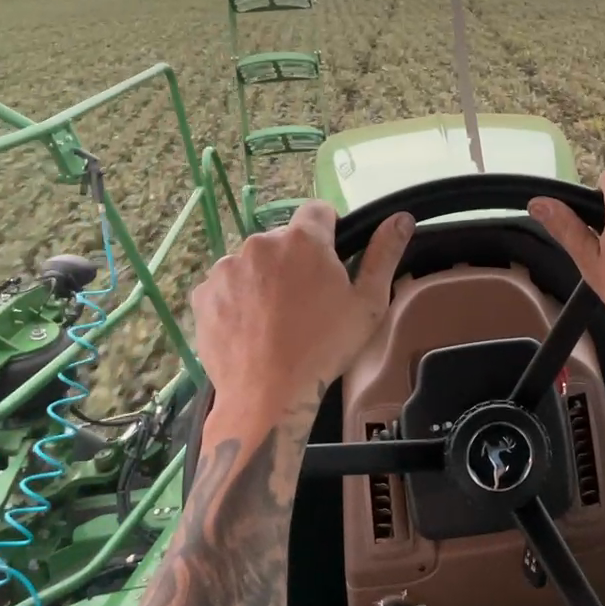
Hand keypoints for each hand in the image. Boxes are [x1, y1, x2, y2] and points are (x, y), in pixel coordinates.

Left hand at [189, 203, 413, 428]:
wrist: (267, 395)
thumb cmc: (325, 347)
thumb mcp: (368, 303)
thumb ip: (384, 254)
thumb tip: (401, 218)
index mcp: (304, 240)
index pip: (318, 210)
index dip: (330, 232)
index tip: (333, 262)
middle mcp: (260, 243)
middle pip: (285, 239)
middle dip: (296, 260)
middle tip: (309, 301)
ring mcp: (227, 268)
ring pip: (254, 262)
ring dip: (266, 278)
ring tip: (277, 319)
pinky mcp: (203, 294)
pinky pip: (227, 285)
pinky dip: (239, 298)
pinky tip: (252, 328)